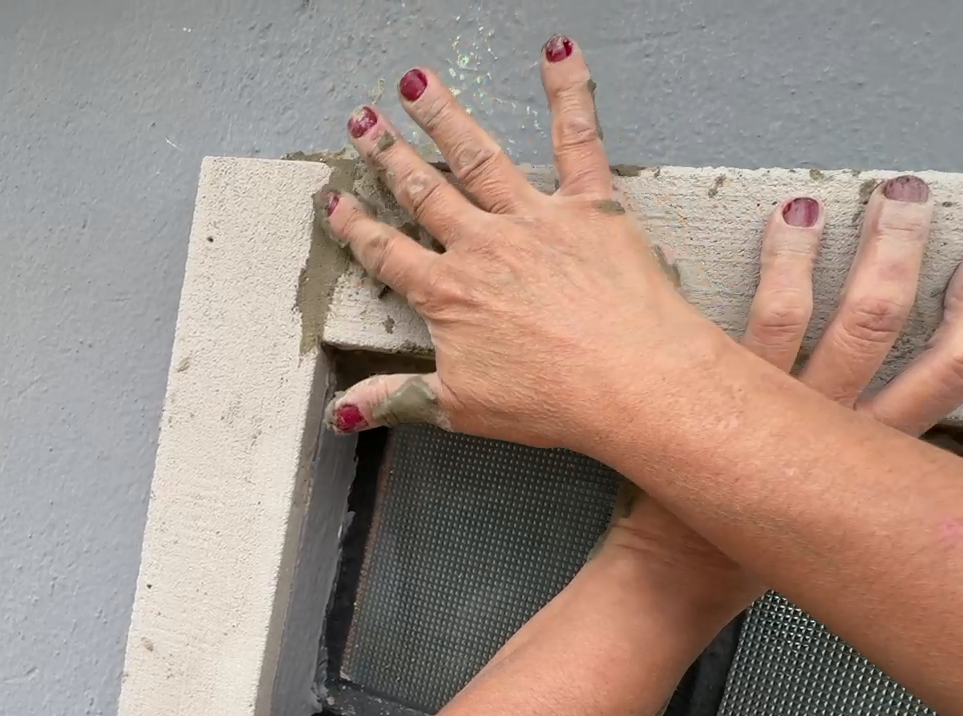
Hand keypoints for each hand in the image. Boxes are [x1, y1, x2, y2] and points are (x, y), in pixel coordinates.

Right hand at [320, 40, 711, 449]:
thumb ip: (395, 399)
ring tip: (416, 84)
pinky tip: (558, 53)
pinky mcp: (588, 207)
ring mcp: (533, 220)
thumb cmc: (548, 399)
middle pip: (422, 193)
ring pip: (476, 157)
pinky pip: (578, 139)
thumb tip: (343, 414)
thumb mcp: (457, 408)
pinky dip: (569, 93)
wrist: (629, 382)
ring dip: (442, 117)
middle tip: (361, 121)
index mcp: (447, 293)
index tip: (333, 201)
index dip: (355, 228)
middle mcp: (482, 246)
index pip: (387, 253)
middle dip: (386, 155)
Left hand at [601, 191, 962, 615]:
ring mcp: (758, 414)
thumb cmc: (746, 551)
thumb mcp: (833, 509)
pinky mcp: (702, 412)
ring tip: (808, 206)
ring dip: (805, 253)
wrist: (677, 577)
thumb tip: (869, 422)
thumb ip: (856, 460)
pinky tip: (713, 271)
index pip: (953, 372)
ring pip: (794, 316)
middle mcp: (823, 427)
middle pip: (877, 321)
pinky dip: (719, 298)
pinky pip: (715, 340)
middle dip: (900, 252)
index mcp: (871, 452)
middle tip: (908, 197)